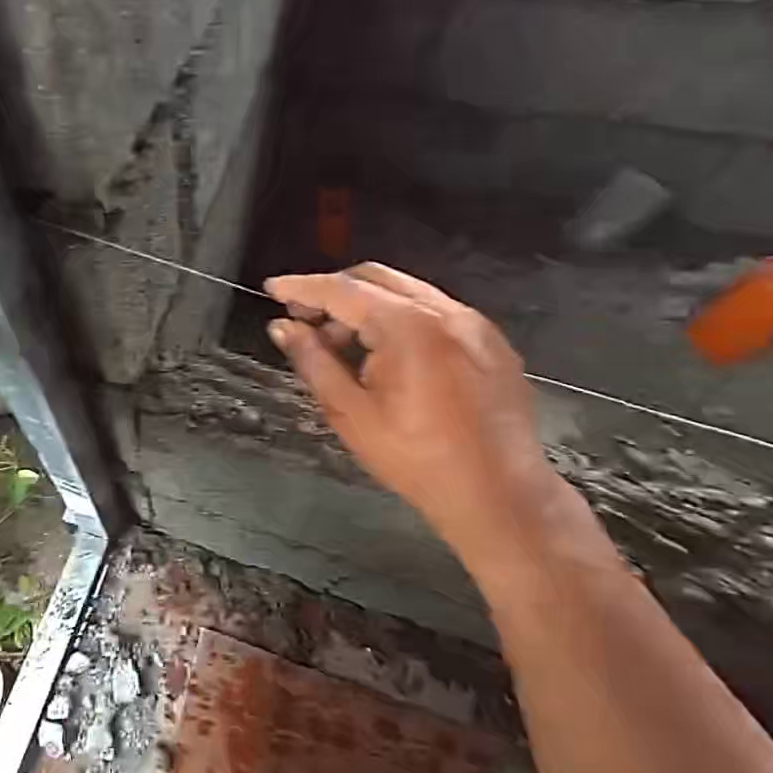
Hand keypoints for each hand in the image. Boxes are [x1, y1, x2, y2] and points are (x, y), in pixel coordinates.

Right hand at [264, 263, 562, 545]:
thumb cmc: (417, 460)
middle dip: (335, 292)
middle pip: (378, 279)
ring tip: (342, 345)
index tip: (275, 288)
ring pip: (409, 292)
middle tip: (304, 318)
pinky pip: (436, 313)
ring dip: (368, 307)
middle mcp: (447, 312)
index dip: (303, 287)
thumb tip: (283, 328)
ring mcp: (475, 324)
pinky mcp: (492, 342)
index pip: (344, 290)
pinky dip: (401, 319)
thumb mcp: (352, 414)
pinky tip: (387, 356)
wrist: (497, 494)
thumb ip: (314, 362)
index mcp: (410, 327)